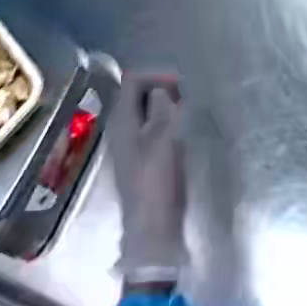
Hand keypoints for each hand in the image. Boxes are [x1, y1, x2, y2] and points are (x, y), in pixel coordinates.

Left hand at [113, 76, 187, 284]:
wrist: (152, 230)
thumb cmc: (156, 179)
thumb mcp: (162, 137)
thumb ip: (161, 107)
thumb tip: (161, 90)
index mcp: (122, 119)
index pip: (133, 80)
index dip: (156, 75)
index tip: (180, 85)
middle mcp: (120, 128)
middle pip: (137, 94)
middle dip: (161, 89)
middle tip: (185, 97)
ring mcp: (128, 145)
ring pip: (145, 112)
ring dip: (164, 107)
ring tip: (185, 112)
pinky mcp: (139, 160)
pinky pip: (150, 129)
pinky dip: (165, 124)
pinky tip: (180, 133)